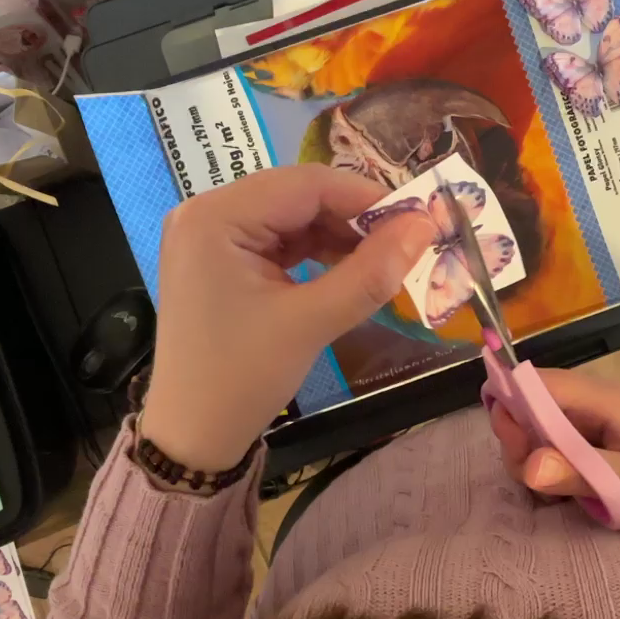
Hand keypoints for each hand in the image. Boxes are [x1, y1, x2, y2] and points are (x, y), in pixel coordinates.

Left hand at [141, 165, 436, 471]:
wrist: (194, 435)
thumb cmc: (243, 378)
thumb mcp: (311, 322)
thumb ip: (370, 272)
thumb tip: (425, 225)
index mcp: (216, 217)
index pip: (305, 183)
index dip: (366, 197)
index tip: (417, 219)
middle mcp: (206, 212)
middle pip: (297, 196)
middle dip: (353, 218)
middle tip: (405, 243)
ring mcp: (210, 237)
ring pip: (291, 218)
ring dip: (337, 235)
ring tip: (380, 262)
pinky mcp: (219, 261)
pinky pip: (277, 241)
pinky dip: (314, 252)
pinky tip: (346, 270)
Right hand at [488, 368, 619, 552]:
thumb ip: (582, 473)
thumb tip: (526, 466)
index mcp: (604, 398)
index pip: (535, 383)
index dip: (510, 408)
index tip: (513, 452)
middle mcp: (596, 405)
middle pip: (531, 409)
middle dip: (522, 445)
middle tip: (541, 486)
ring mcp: (600, 428)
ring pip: (542, 435)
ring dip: (538, 465)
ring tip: (561, 498)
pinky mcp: (605, 451)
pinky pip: (561, 454)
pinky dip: (556, 476)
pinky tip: (573, 500)